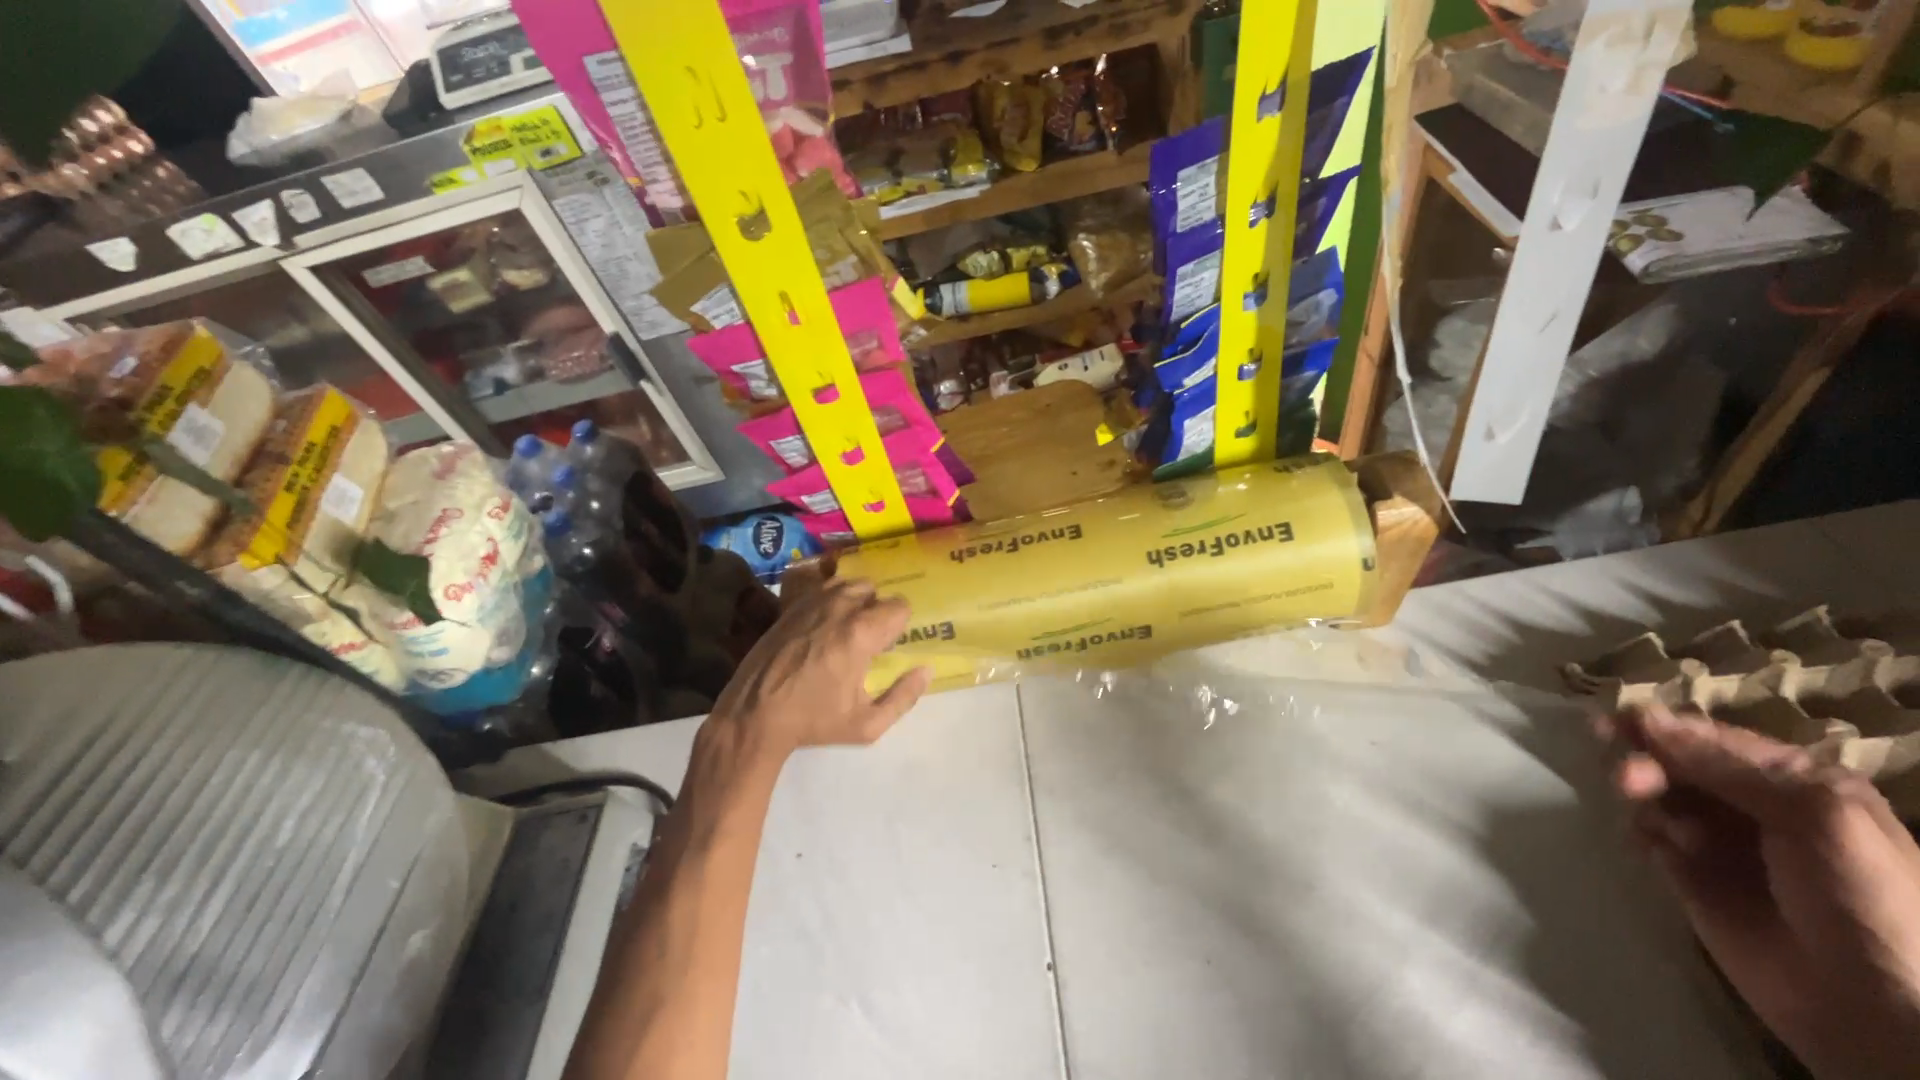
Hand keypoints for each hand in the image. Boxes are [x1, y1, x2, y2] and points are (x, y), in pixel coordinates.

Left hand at [707, 574, 930, 761]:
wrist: (755, 716)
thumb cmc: (814, 721)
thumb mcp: (867, 725)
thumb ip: (904, 697)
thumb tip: (925, 671)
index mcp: (861, 633)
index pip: (899, 605)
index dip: (898, 625)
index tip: (887, 646)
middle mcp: (838, 608)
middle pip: (872, 589)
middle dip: (875, 608)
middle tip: (867, 638)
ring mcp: (809, 602)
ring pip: (845, 582)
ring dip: (851, 599)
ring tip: (844, 626)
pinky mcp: (788, 605)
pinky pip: (815, 582)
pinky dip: (824, 592)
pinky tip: (820, 616)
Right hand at [1608, 705, 1919, 1079]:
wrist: (1872, 1005)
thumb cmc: (1859, 896)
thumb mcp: (1812, 815)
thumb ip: (1727, 765)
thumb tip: (1647, 717)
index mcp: (1796, 781)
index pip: (1715, 738)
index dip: (1665, 726)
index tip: (1616, 722)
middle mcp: (1754, 804)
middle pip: (1679, 763)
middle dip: (1646, 761)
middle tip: (1627, 780)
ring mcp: (1721, 843)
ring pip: (1659, 796)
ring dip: (1642, 795)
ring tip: (1639, 811)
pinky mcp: (1691, 878)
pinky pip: (1650, 838)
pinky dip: (1638, 832)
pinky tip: (1644, 843)